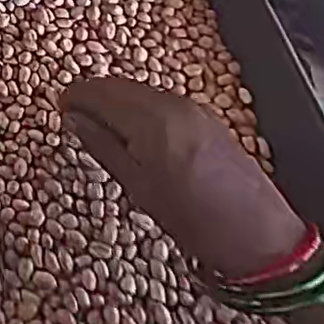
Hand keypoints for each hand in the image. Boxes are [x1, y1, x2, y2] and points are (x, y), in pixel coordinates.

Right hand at [59, 78, 304, 278]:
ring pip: (137, 89)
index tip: (60, 106)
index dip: (74, 96)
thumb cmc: (193, 220)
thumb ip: (102, 145)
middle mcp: (170, 105)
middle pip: (117, 85)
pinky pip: (157, 98)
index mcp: (150, 122)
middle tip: (73, 114)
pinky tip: (130, 127)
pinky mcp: (204, 116)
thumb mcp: (137, 186)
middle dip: (91, 94)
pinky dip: (136, 104)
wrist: (263, 238)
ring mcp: (191, 108)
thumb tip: (72, 119)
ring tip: (98, 123)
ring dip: (113, 98)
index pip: (98, 93)